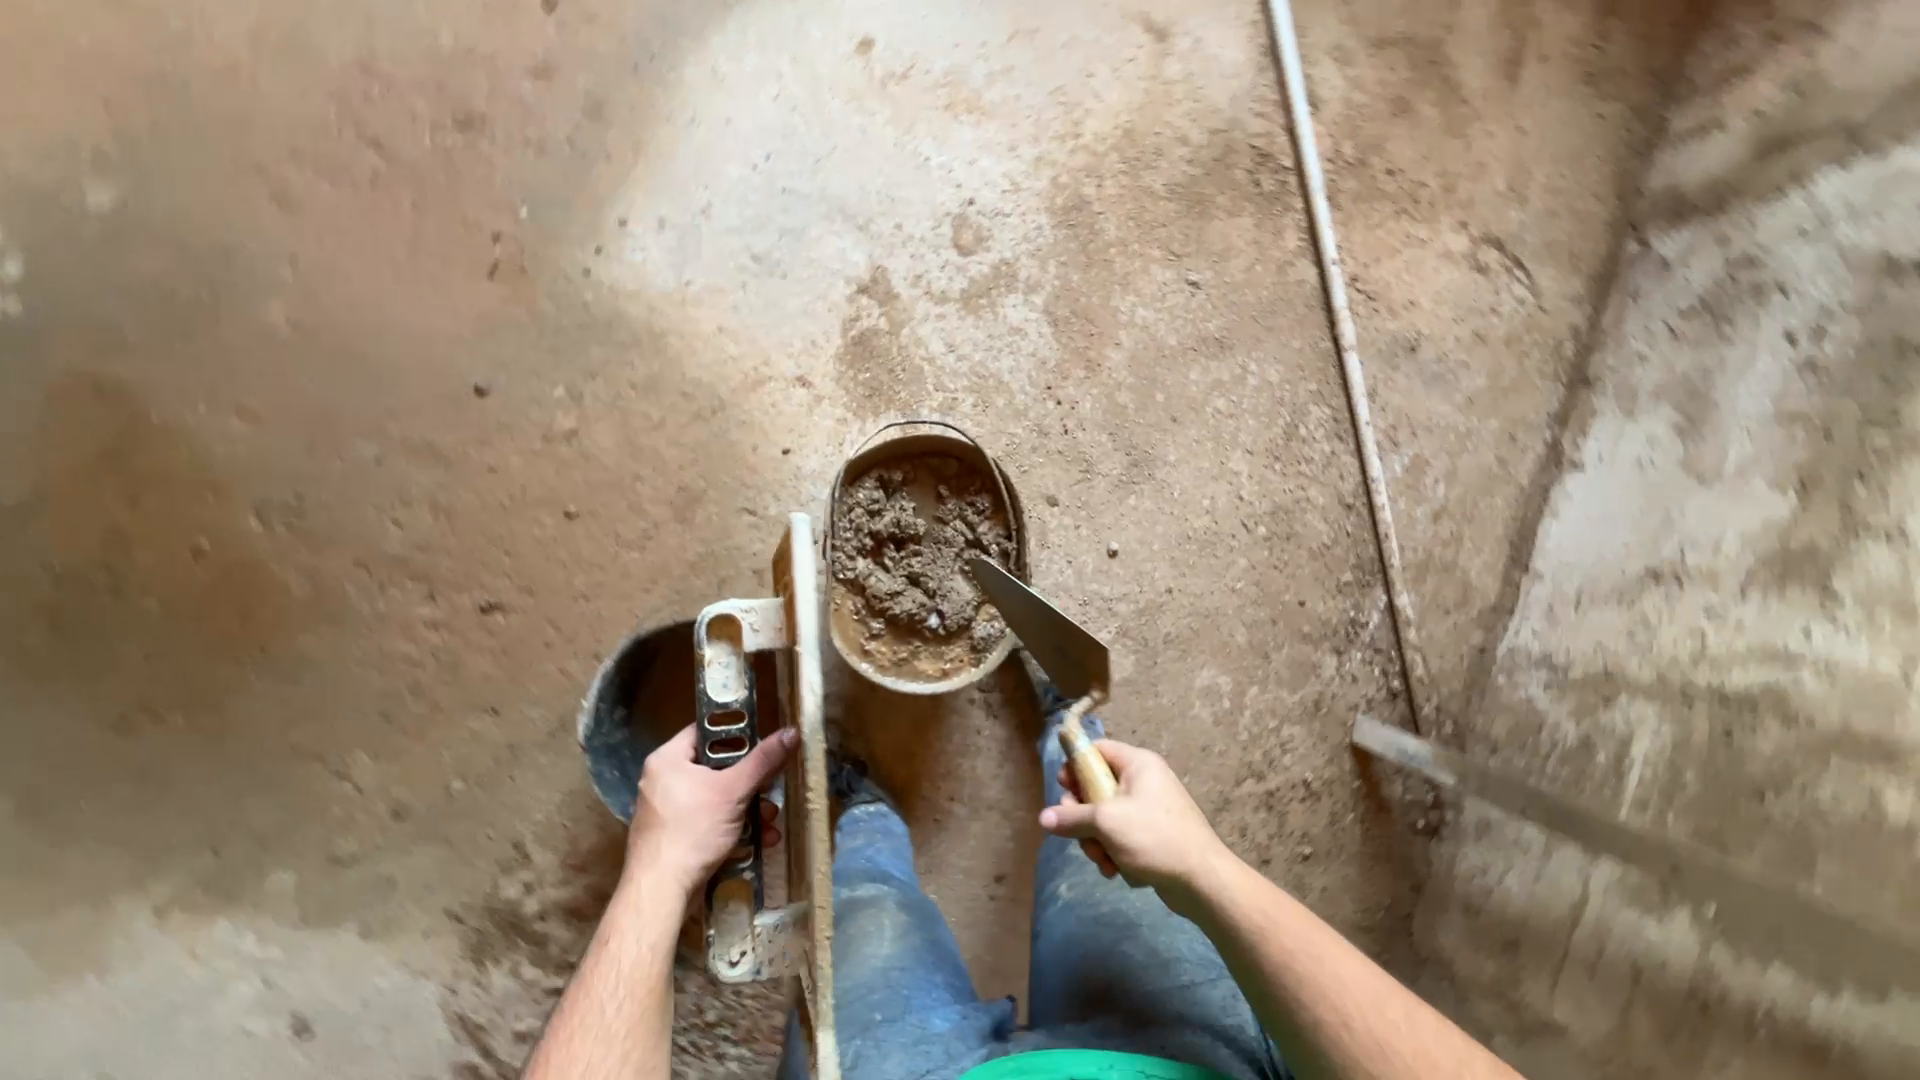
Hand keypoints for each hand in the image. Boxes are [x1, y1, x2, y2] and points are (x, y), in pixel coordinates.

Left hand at [629, 724, 794, 899]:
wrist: (660, 893)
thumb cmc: (693, 830)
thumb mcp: (734, 791)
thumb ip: (763, 761)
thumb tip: (792, 732)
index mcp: (667, 760)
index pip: (705, 732)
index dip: (736, 735)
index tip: (762, 745)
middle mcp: (663, 781)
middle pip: (716, 768)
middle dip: (750, 784)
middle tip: (771, 789)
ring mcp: (667, 811)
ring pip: (716, 798)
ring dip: (748, 809)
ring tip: (769, 823)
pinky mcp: (674, 837)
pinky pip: (708, 821)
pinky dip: (733, 827)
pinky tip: (758, 840)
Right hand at [1038, 739, 1233, 915]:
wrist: (1202, 879)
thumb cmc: (1153, 837)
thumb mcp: (1106, 823)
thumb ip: (1071, 817)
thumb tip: (1043, 817)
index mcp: (1138, 763)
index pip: (1097, 749)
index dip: (1075, 766)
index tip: (1063, 789)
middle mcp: (1144, 780)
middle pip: (1096, 787)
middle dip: (1084, 817)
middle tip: (1080, 835)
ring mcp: (1149, 808)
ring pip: (1105, 817)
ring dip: (1097, 841)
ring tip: (1104, 861)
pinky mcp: (1153, 834)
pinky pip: (1121, 836)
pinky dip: (1114, 851)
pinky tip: (1116, 870)